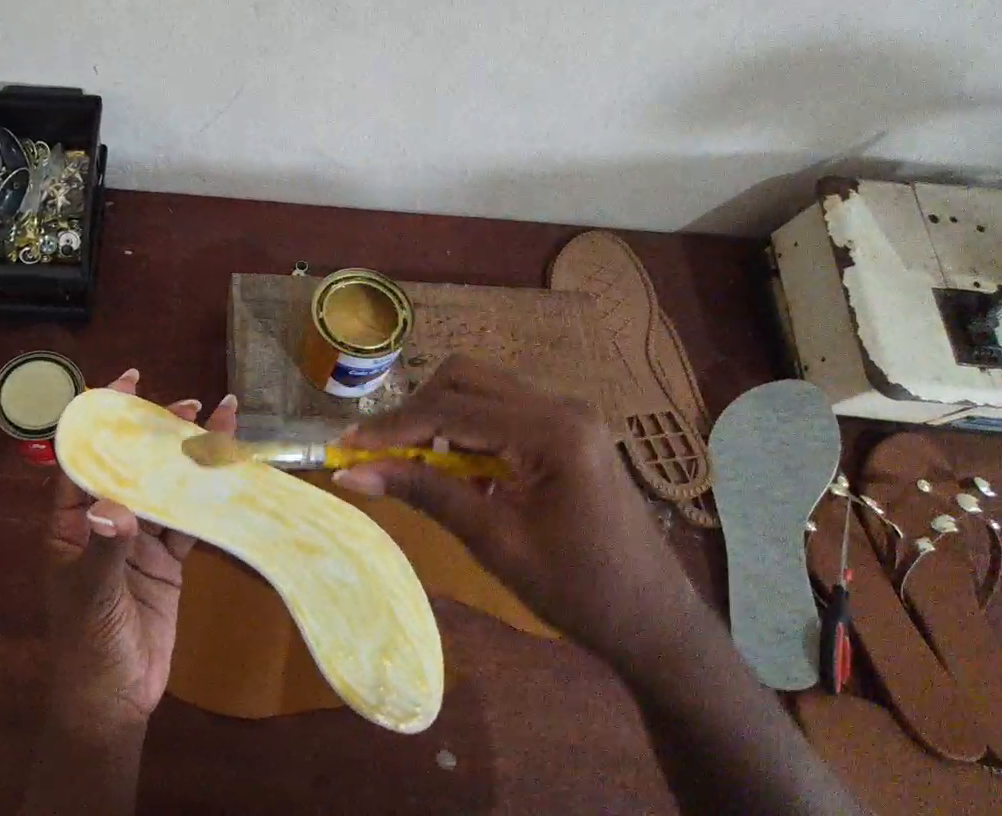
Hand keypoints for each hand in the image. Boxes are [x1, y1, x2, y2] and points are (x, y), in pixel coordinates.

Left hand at [43, 369, 236, 731]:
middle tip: (189, 404)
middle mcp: (105, 518)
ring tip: (220, 422)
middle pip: (132, 462)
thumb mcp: (91, 595)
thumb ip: (105, 548)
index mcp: (70, 520)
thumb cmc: (86, 646)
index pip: (84, 455)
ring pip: (166, 485)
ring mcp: (139, 538)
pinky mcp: (167, 560)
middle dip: (157, 430)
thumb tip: (116, 506)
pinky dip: (209, 497)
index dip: (104, 416)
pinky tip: (230, 473)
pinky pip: (189, 519)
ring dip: (189, 457)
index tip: (128, 381)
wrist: (114, 701)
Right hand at [333, 355, 701, 666]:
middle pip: (464, 379)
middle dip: (415, 411)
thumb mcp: (494, 541)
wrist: (655, 623)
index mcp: (552, 431)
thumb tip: (353, 474)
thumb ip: (424, 494)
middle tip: (381, 453)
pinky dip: (466, 430)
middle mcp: (562, 406)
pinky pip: (501, 410)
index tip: (346, 447)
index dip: (393, 428)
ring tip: (413, 465)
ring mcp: (568, 414)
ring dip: (439, 418)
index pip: (451, 411)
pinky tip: (456, 470)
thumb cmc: (578, 590)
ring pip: (481, 389)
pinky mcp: (567, 430)